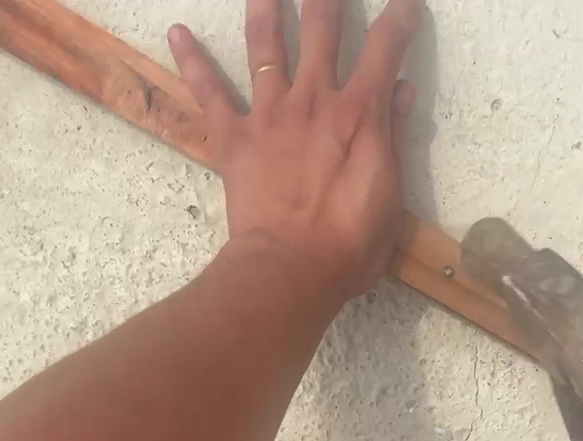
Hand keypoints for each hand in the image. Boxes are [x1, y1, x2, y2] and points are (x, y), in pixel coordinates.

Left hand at [168, 0, 420, 306]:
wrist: (291, 271)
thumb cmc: (350, 247)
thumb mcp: (390, 199)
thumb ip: (395, 140)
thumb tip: (401, 90)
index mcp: (361, 115)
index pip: (385, 47)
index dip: (398, 18)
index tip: (405, 1)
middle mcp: (315, 100)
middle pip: (321, 26)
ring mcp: (270, 116)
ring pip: (265, 45)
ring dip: (265, 7)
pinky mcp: (236, 139)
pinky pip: (210, 94)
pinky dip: (193, 62)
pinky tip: (177, 33)